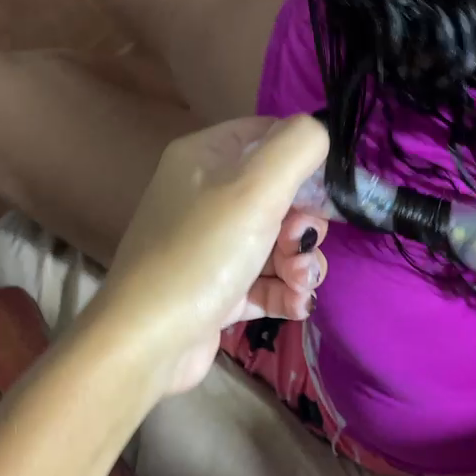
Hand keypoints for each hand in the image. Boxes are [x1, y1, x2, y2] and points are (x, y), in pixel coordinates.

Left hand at [84, 115, 328, 393]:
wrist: (148, 341)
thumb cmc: (201, 254)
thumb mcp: (254, 188)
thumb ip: (296, 147)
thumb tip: (321, 133)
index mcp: (205, 156)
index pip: (270, 136)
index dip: (307, 161)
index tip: (327, 193)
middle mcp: (205, 195)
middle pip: (282, 195)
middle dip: (305, 224)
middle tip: (299, 245)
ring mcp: (212, 246)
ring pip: (280, 243)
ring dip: (300, 264)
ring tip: (297, 284)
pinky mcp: (219, 290)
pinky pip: (267, 281)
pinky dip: (286, 292)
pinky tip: (294, 306)